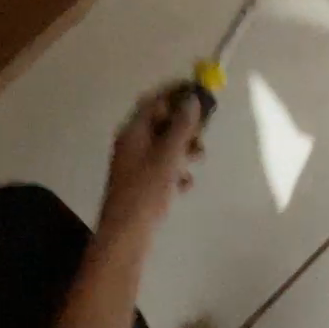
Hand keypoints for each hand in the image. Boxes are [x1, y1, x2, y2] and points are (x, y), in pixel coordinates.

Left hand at [98, 89, 203, 241]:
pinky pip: (163, 168)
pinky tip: (185, 185)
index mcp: (133, 132)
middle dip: (184, 125)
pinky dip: (176, 171)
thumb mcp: (168, 156)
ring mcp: (135, 165)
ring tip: (198, 158)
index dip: (175, 94)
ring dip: (183, 148)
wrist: (126, 235)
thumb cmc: (146, 191)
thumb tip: (192, 99)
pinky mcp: (142, 184)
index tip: (199, 92)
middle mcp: (131, 143)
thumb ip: (181, 127)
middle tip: (203, 132)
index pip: (154, 101)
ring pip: (164, 146)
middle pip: (161, 122)